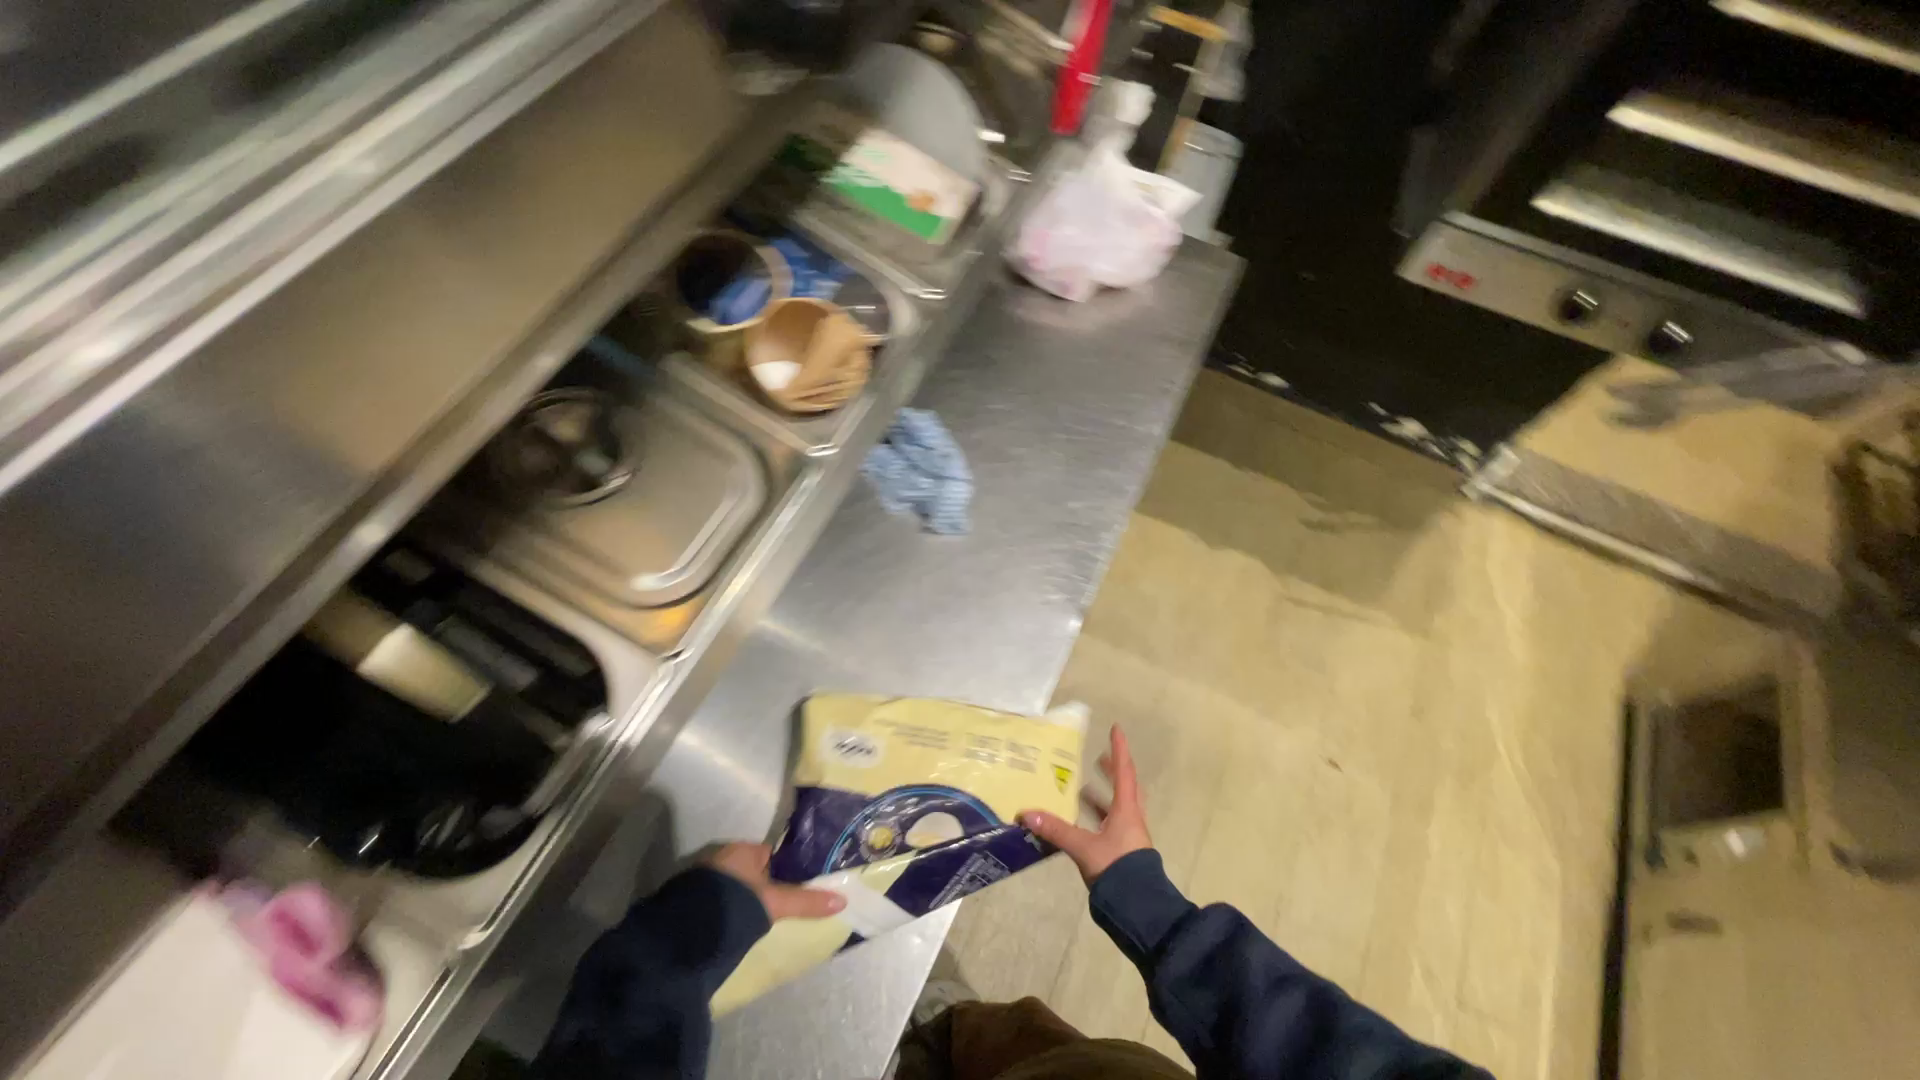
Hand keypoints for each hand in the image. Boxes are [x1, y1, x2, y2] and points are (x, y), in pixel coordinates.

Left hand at [703, 842, 845, 920]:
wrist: (685, 932)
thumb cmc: (734, 903)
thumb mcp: (774, 903)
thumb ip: (806, 901)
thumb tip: (842, 900)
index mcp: (742, 850)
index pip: (771, 854)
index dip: (785, 870)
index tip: (797, 886)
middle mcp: (721, 857)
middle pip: (752, 871)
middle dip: (764, 886)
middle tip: (780, 906)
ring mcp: (703, 878)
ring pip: (735, 887)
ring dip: (744, 900)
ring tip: (760, 920)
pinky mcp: (690, 900)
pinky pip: (719, 900)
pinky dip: (729, 911)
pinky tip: (736, 926)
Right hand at [1020, 725, 1151, 883]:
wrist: (1140, 908)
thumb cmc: (1117, 869)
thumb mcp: (1083, 848)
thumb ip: (1056, 831)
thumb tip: (1026, 813)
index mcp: (1127, 810)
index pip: (1124, 772)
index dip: (1119, 749)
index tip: (1116, 728)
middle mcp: (1131, 819)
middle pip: (1124, 787)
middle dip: (1112, 771)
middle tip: (1099, 758)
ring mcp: (1128, 837)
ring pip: (1117, 808)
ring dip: (1102, 796)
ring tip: (1081, 789)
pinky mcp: (1122, 853)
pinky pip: (1109, 827)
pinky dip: (1096, 819)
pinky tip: (1079, 824)